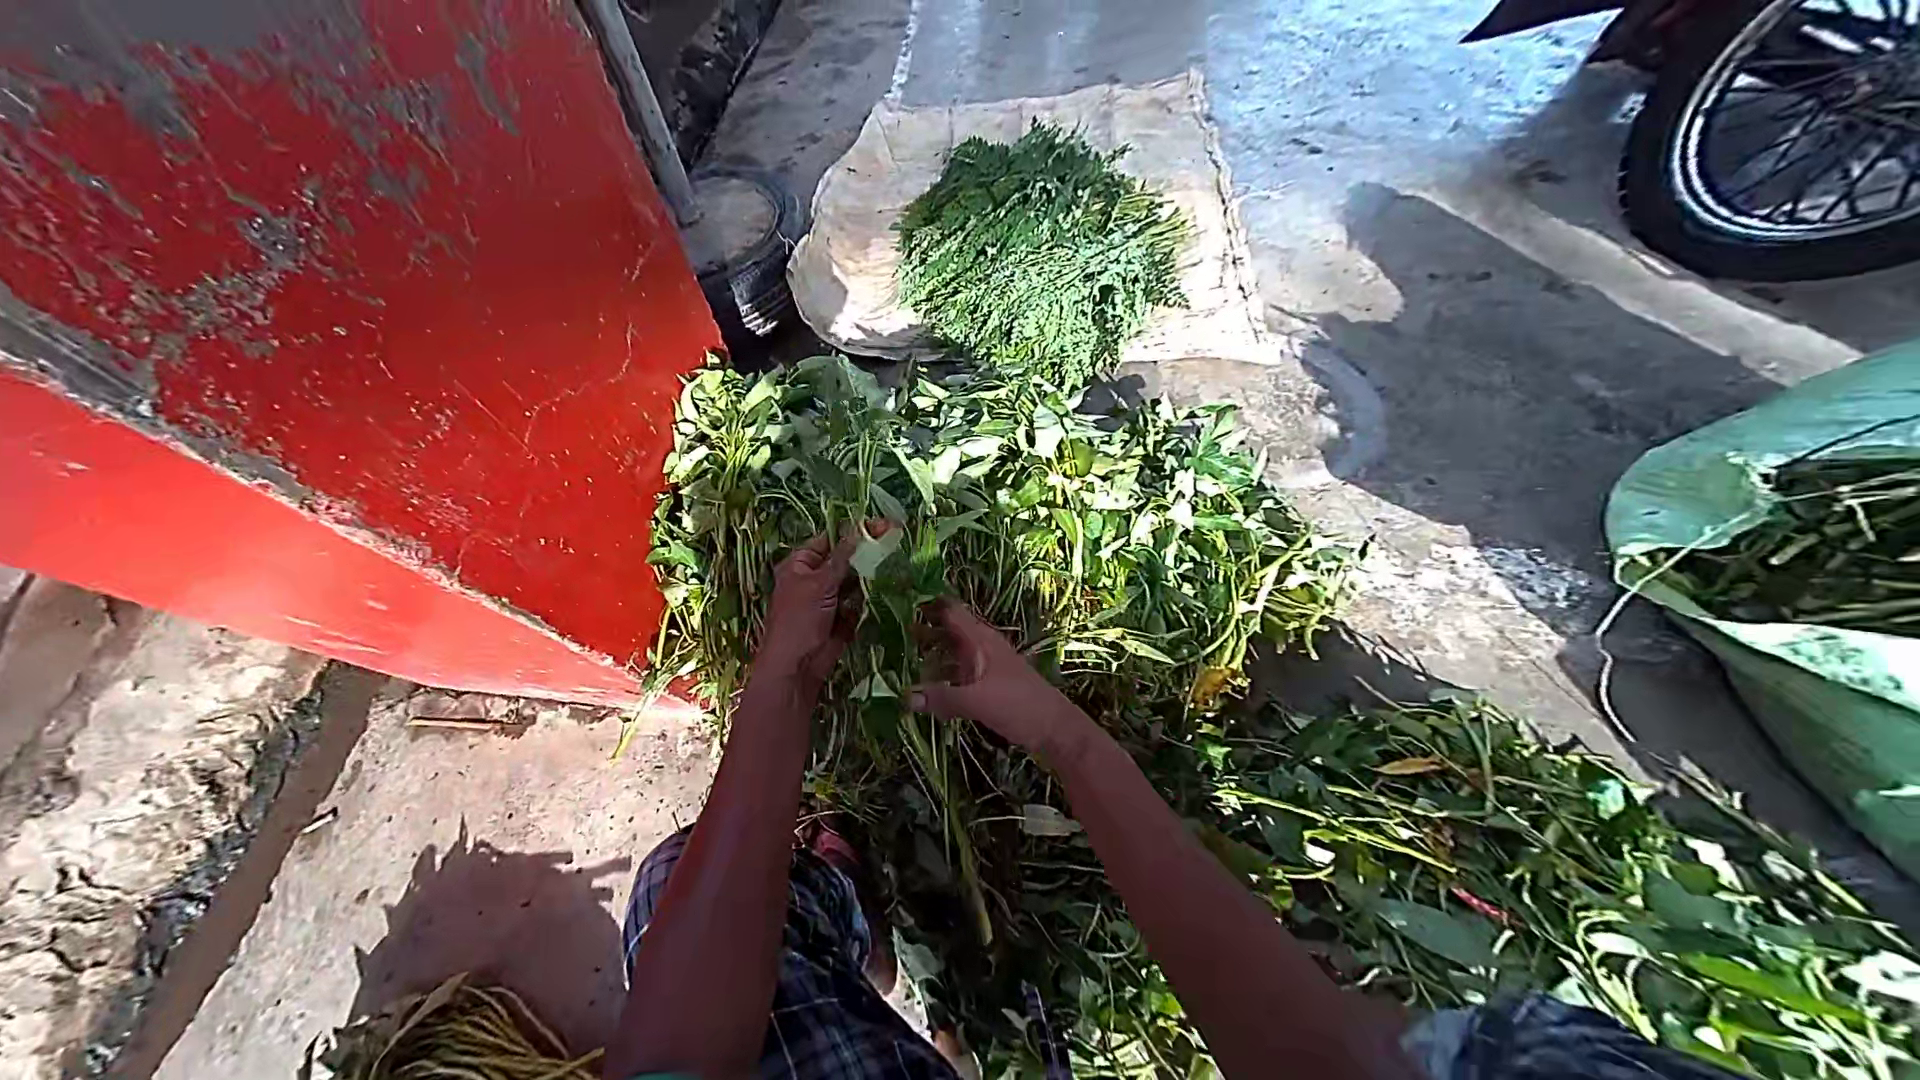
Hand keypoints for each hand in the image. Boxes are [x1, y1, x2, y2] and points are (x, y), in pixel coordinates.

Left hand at [756, 522, 881, 687]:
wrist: (797, 667)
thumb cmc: (799, 621)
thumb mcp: (818, 584)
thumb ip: (841, 558)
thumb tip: (858, 531)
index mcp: (800, 564)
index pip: (829, 539)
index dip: (853, 531)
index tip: (880, 525)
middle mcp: (814, 577)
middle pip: (845, 559)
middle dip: (866, 553)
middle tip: (894, 541)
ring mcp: (829, 597)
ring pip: (855, 579)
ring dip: (871, 575)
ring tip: (895, 563)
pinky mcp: (843, 616)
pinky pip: (860, 600)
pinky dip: (871, 596)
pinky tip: (889, 586)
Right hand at [912, 599, 1099, 765]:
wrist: (1055, 729)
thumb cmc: (1020, 705)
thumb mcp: (977, 701)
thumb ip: (942, 698)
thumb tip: (904, 697)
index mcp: (981, 640)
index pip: (951, 610)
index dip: (927, 602)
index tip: (898, 600)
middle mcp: (982, 647)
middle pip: (948, 629)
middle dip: (922, 628)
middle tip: (889, 630)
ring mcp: (986, 666)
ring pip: (953, 651)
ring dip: (930, 652)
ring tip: (899, 655)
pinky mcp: (988, 685)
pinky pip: (958, 672)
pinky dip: (941, 674)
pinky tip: (925, 686)